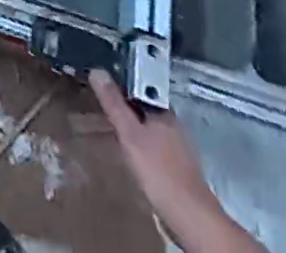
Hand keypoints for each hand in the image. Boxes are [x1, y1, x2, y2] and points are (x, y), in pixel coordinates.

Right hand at [89, 70, 266, 252]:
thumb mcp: (129, 133)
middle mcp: (176, 127)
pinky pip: (155, 145)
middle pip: (146, 109)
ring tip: (111, 130)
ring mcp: (180, 148)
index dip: (121, 86)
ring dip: (133, 127)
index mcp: (165, 114)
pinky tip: (131, 154)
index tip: (101, 87)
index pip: (141, 90)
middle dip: (126, 107)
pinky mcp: (180, 167)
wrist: (188, 215)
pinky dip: (142, 144)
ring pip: (151, 128)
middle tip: (101, 108)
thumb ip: (114, 103)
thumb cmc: (157, 169)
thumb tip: (98, 70)